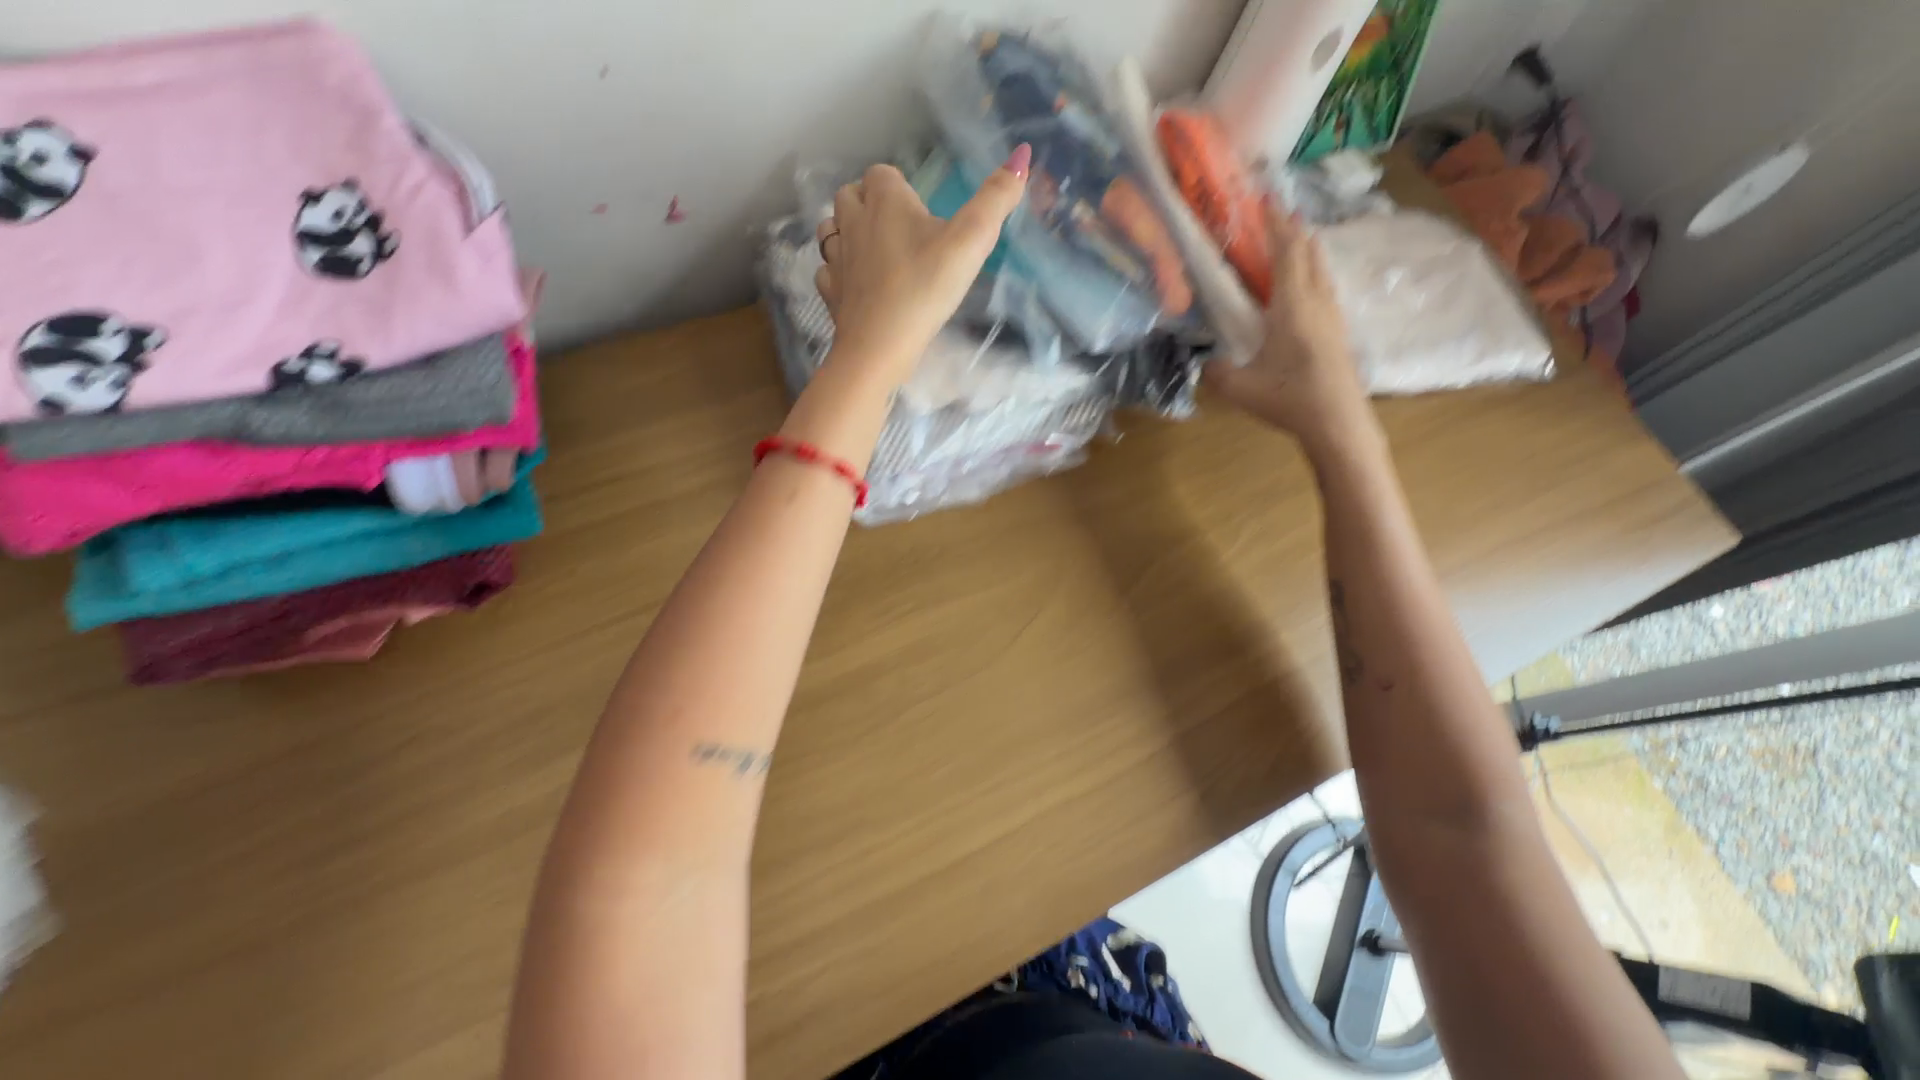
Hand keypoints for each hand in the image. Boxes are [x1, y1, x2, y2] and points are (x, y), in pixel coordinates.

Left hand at [814, 145, 1030, 382]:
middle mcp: (852, 221)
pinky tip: (860, 284)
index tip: (919, 210)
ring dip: (848, 231)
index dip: (899, 186)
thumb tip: (1023, 154)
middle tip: (898, 227)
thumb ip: (997, 198)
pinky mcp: (830, 291)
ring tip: (875, 250)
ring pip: (832, 229)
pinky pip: (829, 270)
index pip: (882, 173)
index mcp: (884, 201)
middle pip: (850, 195)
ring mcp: (836, 258)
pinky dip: (841, 272)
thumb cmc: (926, 287)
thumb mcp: (971, 241)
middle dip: (868, 202)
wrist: (880, 345)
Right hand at [1206, 203, 1369, 446]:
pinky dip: (1312, 276)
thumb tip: (1202, 364)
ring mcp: (1333, 317)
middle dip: (1293, 231)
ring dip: (1307, 252)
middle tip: (1277, 216)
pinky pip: (1324, 291)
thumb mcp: (1240, 388)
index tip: (1266, 201)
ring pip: (1321, 271)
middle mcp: (1317, 302)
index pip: (1286, 252)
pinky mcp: (1338, 334)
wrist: (1339, 424)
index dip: (1276, 224)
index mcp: (1293, 305)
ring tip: (1293, 244)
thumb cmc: (1290, 398)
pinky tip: (1303, 289)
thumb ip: (1216, 372)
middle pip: (1310, 254)